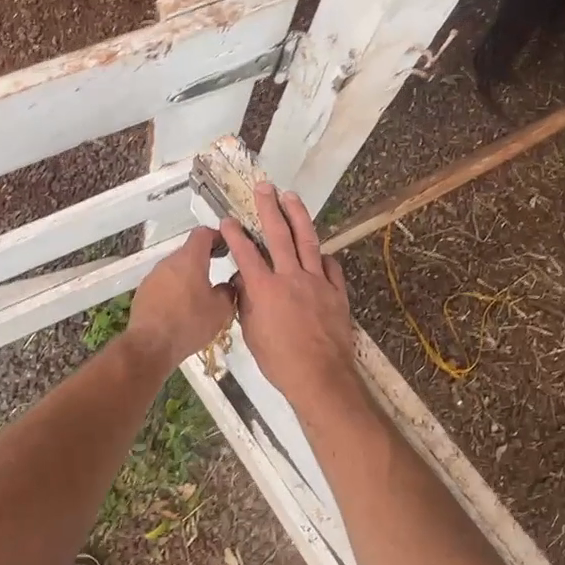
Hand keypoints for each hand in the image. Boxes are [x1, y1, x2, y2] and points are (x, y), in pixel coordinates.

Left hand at [124, 226, 236, 366]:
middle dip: (203, 260)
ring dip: (187, 278)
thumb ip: (228, 291)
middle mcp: (168, 262)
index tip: (227, 247)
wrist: (151, 345)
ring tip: (199, 297)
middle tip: (217, 275)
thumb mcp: (221, 309)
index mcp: (190, 259)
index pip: (203, 233)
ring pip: (175, 270)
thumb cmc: (190, 322)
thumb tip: (227, 285)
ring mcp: (153, 277)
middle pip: (188, 252)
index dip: (216, 236)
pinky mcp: (143, 292)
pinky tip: (180, 310)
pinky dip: (174, 291)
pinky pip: (163, 285)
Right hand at [220, 183, 356, 402]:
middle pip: (278, 234)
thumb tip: (244, 282)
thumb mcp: (252, 332)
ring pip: (307, 240)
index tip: (228, 219)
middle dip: (269, 208)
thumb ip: (247, 302)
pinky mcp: (336, 292)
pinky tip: (318, 249)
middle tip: (264, 188)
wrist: (320, 376)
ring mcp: (317, 282)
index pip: (246, 253)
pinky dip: (321, 255)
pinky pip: (330, 266)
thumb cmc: (279, 361)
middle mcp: (290, 277)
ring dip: (298, 216)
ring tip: (291, 197)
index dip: (236, 233)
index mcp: (265, 289)